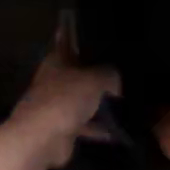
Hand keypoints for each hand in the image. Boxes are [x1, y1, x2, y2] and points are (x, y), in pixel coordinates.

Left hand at [4, 44, 120, 168]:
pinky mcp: (61, 128)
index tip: (96, 32)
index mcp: (56, 60)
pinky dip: (99, 128)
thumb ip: (110, 75)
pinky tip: (119, 131)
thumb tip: (114, 80)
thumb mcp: (97, 79)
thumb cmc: (66, 98)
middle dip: (96, 74)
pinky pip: (85, 124)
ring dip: (99, 104)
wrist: (43, 137)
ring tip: (126, 103)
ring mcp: (56, 105)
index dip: (79, 35)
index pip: (67, 41)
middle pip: (78, 73)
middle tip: (122, 73)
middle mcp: (54, 80)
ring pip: (81, 100)